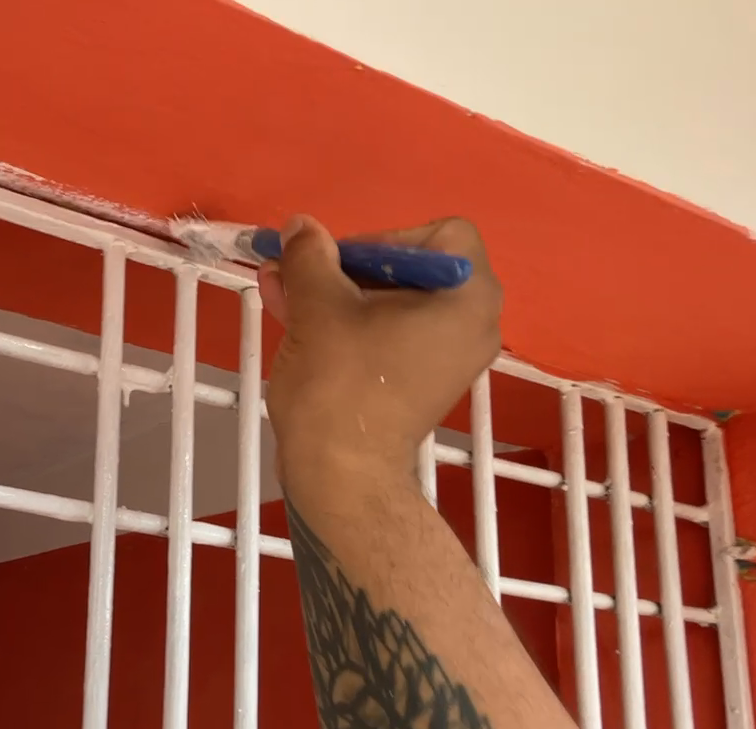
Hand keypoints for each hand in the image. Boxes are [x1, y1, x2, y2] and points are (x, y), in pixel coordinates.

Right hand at [259, 215, 502, 497]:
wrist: (340, 474)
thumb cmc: (338, 386)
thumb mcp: (318, 311)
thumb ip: (311, 258)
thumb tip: (300, 226)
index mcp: (467, 296)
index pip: (434, 235)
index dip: (376, 239)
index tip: (328, 264)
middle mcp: (471, 324)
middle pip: (408, 272)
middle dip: (343, 271)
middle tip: (294, 278)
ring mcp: (445, 359)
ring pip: (389, 307)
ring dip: (336, 299)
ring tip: (284, 300)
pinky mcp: (418, 386)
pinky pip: (386, 340)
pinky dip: (348, 330)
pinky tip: (301, 331)